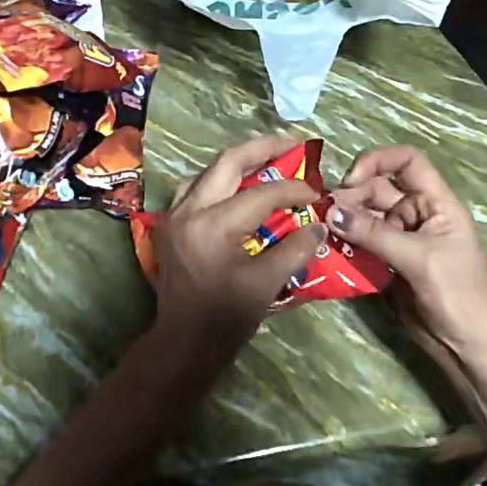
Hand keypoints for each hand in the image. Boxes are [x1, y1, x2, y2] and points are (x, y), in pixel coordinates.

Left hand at [151, 136, 324, 351]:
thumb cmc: (226, 318)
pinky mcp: (169, 223)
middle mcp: (188, 210)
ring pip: (207, 171)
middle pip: (227, 163)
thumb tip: (318, 224)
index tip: (317, 192)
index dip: (293, 189)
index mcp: (212, 226)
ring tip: (267, 158)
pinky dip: (217, 179)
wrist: (183, 342)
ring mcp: (173, 214)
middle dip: (261, 149)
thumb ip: (294, 248)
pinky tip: (235, 184)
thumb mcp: (266, 284)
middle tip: (292, 143)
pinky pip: (194, 187)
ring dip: (237, 161)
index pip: (259, 194)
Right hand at [329, 146, 486, 367]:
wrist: (469, 351)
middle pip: (377, 188)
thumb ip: (374, 233)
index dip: (377, 161)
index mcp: (437, 203)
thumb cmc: (460, 297)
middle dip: (351, 196)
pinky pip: (360, 242)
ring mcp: (401, 238)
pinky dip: (344, 242)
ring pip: (364, 215)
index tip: (351, 181)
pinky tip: (327, 248)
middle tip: (325, 214)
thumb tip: (330, 212)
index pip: (407, 161)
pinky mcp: (387, 261)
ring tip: (322, 231)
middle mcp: (417, 214)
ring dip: (343, 220)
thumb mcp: (419, 259)